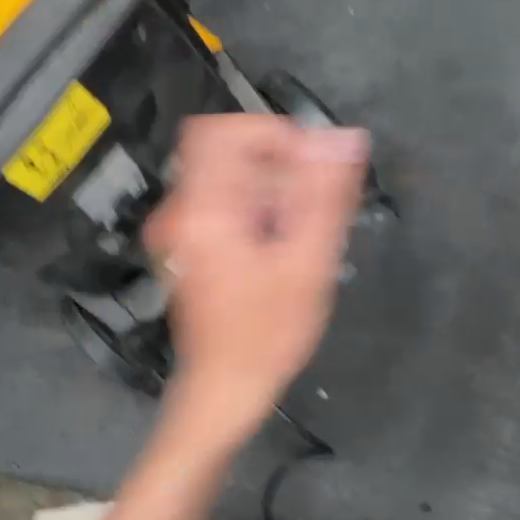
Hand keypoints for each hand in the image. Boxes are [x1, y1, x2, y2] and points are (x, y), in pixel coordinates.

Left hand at [144, 115, 368, 438]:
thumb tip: (342, 138)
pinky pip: (220, 209)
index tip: (302, 169)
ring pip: (225, 182)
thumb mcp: (306, 263)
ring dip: (266, 196)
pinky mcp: (185, 251)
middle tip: (303, 212)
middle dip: (273, 171)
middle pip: (226, 155)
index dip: (270, 136)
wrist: (222, 388)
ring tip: (292, 239)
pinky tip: (273, 252)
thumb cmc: (263, 336)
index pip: (223, 131)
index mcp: (201, 210)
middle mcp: (178, 215)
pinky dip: (251, 217)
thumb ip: (323, 196)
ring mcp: (177, 234)